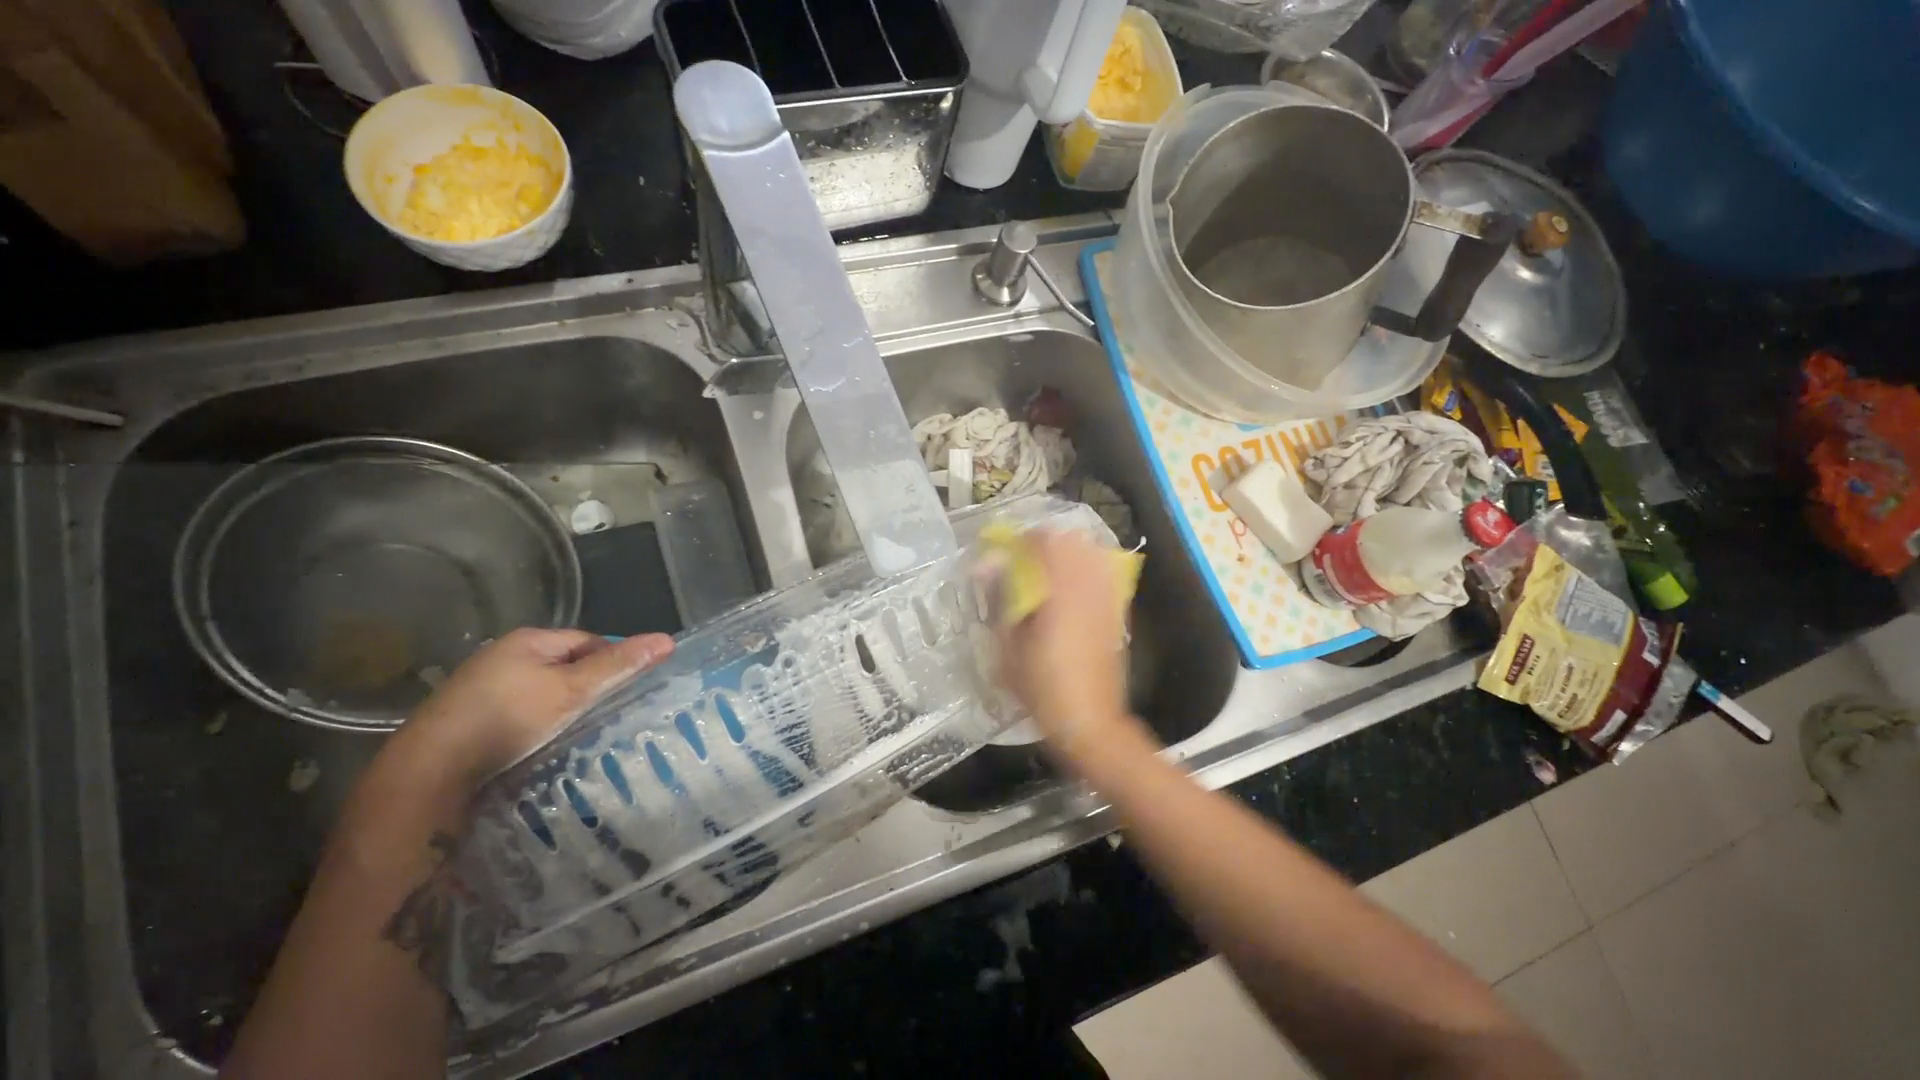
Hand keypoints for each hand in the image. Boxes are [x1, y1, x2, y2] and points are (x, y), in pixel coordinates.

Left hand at [391, 628, 674, 792]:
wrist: (430, 771)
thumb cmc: (507, 720)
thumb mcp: (571, 691)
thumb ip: (617, 667)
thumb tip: (667, 640)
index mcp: (528, 640)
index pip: (589, 640)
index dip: (616, 661)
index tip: (636, 691)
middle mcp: (504, 658)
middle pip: (565, 668)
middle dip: (591, 689)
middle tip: (619, 716)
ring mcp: (485, 691)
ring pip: (544, 695)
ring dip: (566, 712)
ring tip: (591, 736)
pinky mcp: (473, 723)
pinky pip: (522, 718)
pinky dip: (541, 730)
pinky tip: (552, 750)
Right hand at [995, 531, 1153, 763]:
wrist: (1091, 723)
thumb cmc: (1043, 689)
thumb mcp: (1009, 648)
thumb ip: (1000, 601)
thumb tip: (987, 567)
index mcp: (1058, 593)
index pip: (1045, 541)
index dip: (1022, 538)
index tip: (1004, 550)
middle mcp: (1087, 588)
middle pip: (1072, 540)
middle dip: (1046, 542)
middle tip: (1025, 558)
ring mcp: (1107, 600)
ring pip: (1092, 554)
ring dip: (1068, 554)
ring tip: (1048, 570)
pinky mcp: (1117, 615)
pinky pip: (1105, 577)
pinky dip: (1087, 571)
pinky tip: (1071, 590)